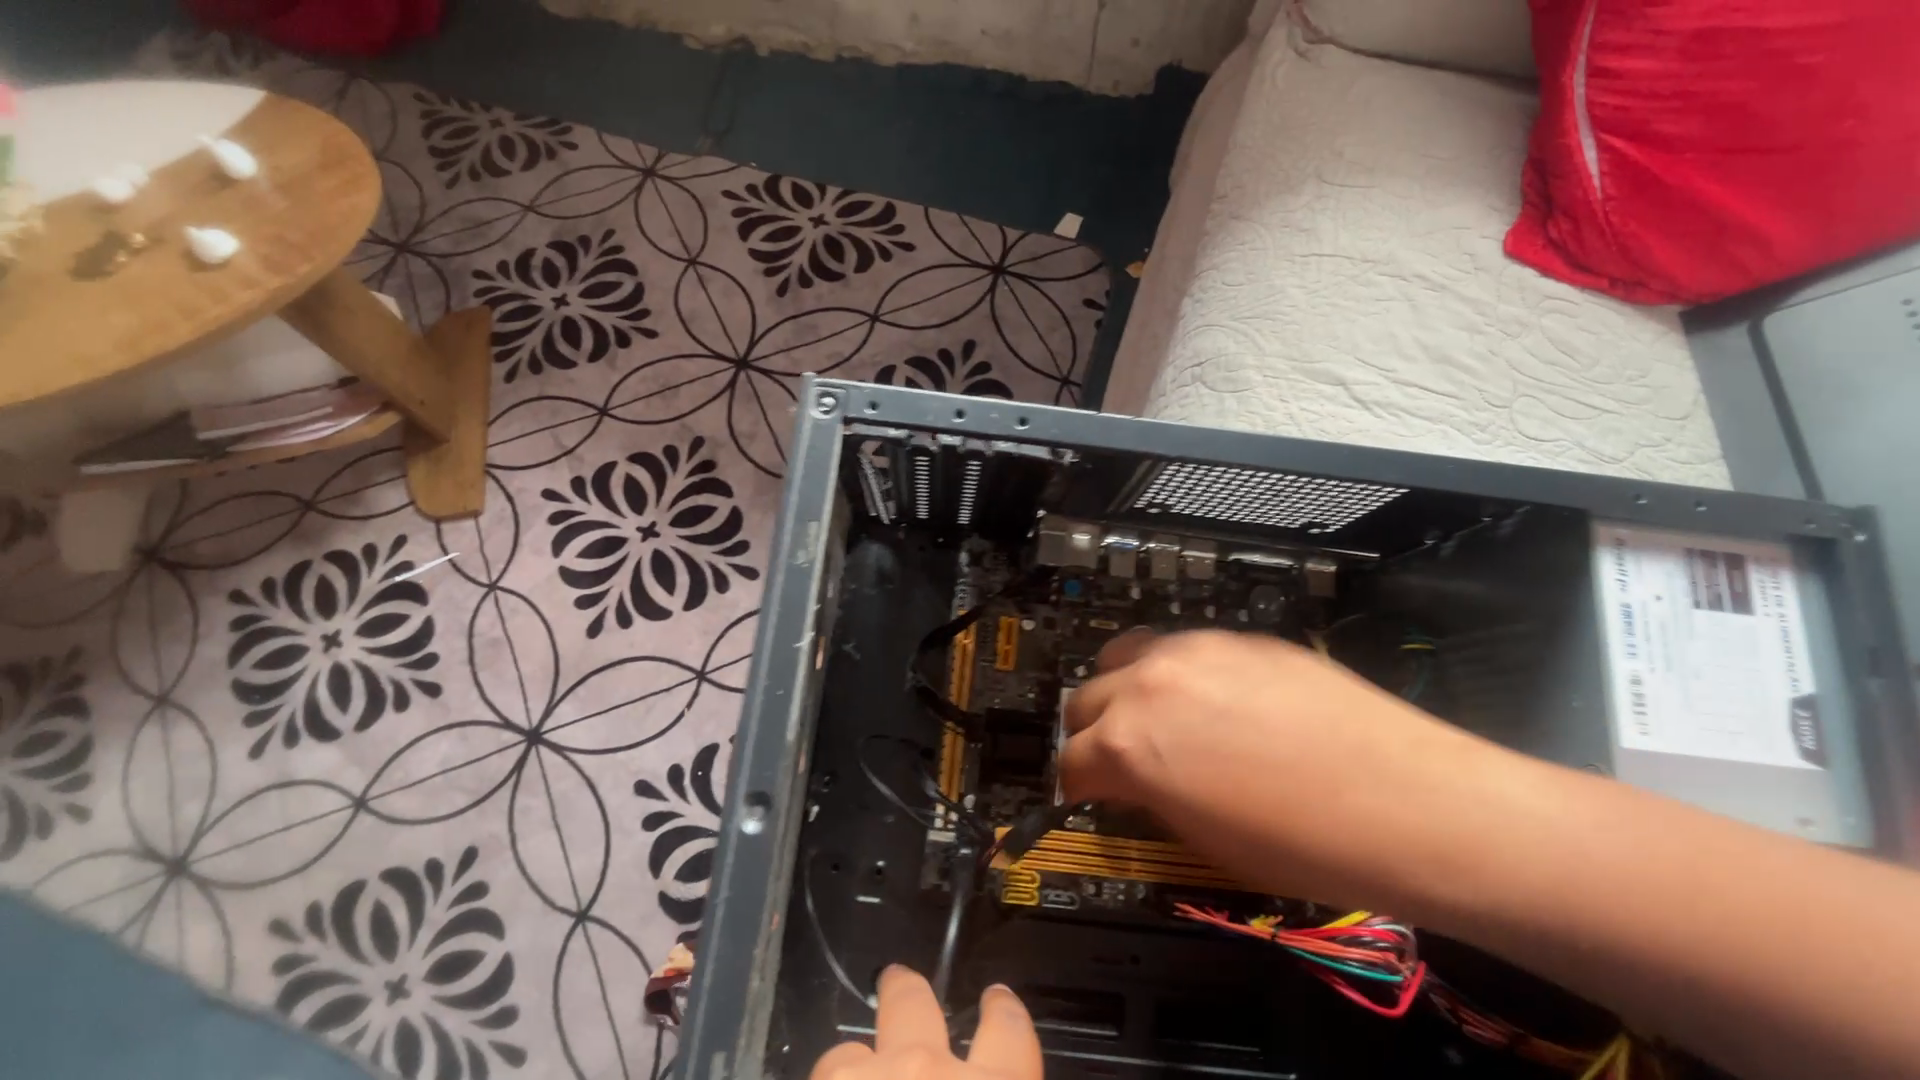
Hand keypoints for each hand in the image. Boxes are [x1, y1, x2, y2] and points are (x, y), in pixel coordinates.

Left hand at [810, 966, 1040, 1079]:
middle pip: (914, 1007)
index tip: (997, 999)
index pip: (1011, 1033)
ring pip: (847, 1054)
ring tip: (851, 1069)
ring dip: (853, 1065)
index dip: (1003, 1013)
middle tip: (898, 979)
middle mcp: (927, 1071)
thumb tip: (991, 1071)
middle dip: (905, 990)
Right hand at [1057, 629, 1519, 906]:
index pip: (1069, 763)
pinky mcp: (1242, 638)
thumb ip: (1150, 798)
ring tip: (1150, 716)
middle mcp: (1151, 685)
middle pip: (1085, 701)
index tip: (1085, 796)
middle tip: (1115, 761)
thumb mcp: (1202, 840)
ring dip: (1122, 688)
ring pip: (1123, 654)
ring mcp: (1196, 651)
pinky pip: (1181, 647)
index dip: (1074, 788)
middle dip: (1091, 735)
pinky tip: (1209, 700)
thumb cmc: (1308, 845)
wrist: (1409, 804)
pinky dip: (1173, 671)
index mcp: (1130, 746)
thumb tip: (1135, 785)